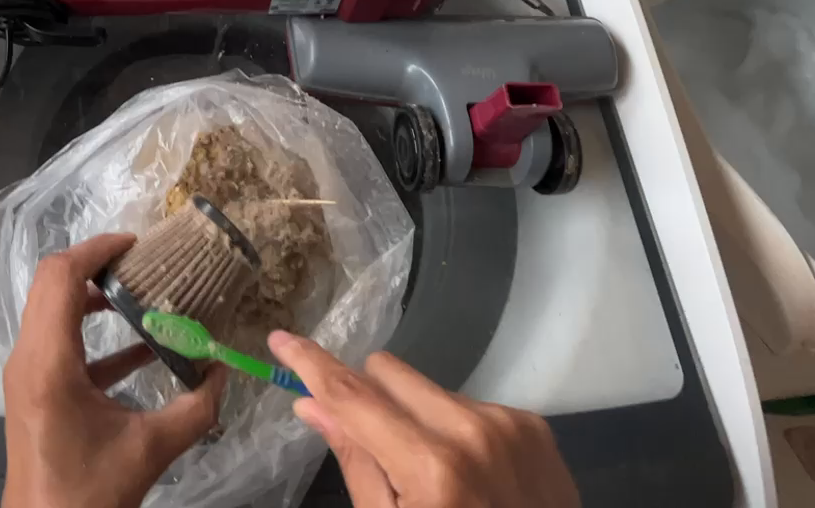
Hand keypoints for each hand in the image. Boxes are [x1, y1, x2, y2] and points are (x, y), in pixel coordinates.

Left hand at [3, 233, 228, 507]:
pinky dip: (91, 330)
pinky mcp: (33, 387)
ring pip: (51, 306)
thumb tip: (224, 370)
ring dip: (91, 293)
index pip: (61, 277)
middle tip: (138, 261)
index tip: (135, 244)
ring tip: (137, 292)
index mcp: (50, 362)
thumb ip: (195, 409)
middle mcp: (29, 356)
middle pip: (50, 281)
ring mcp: (26, 371)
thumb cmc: (88, 496)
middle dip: (94, 263)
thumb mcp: (150, 450)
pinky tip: (139, 348)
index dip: (96, 250)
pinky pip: (57, 339)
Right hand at [270, 331, 578, 507]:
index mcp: (433, 468)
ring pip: (425, 386)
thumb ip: (355, 463)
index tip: (280, 338)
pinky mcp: (534, 427)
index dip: (310, 364)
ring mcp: (509, 424)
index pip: (352, 396)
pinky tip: (475, 476)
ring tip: (438, 474)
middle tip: (375, 445)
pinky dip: (456, 429)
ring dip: (415, 415)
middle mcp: (472, 431)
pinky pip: (467, 402)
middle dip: (369, 398)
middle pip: (386, 371)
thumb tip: (310, 404)